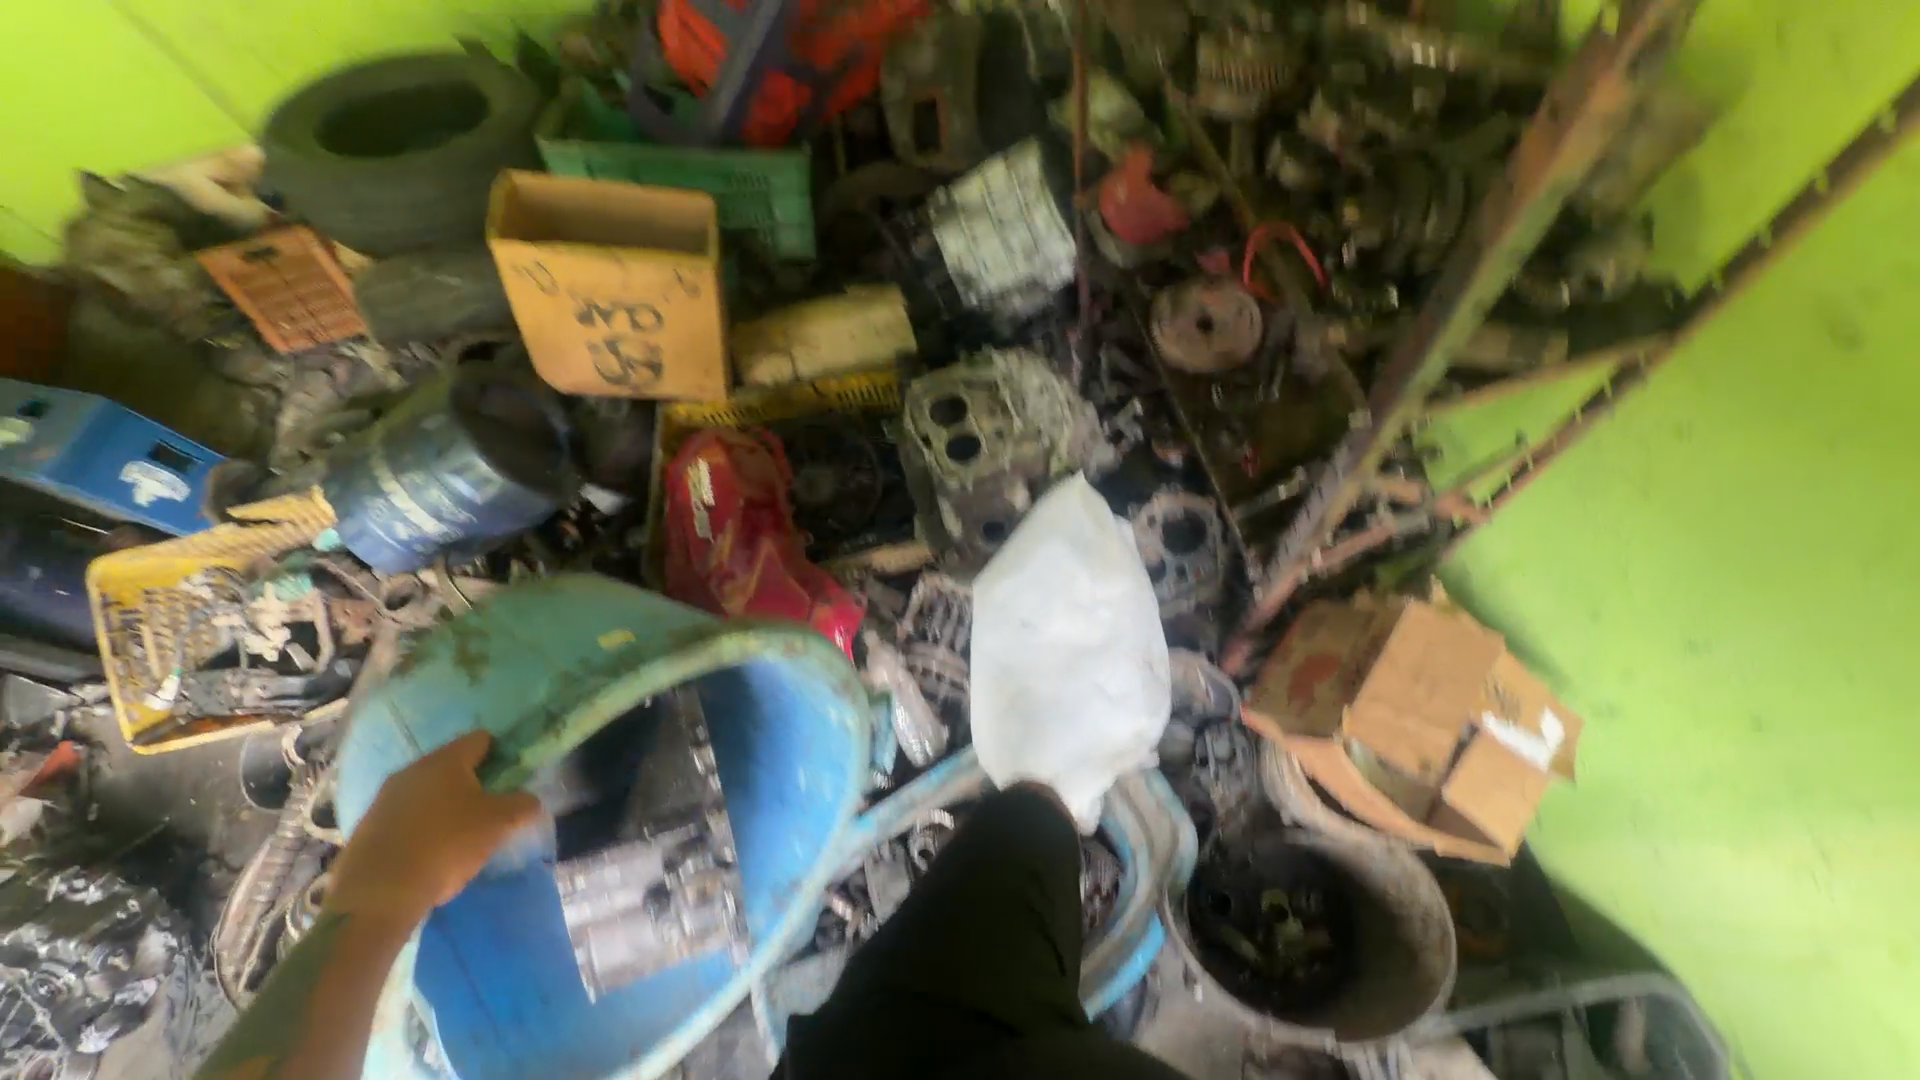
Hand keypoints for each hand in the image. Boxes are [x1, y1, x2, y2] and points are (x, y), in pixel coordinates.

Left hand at [325, 732, 542, 926]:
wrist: (378, 894)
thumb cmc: (448, 844)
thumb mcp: (500, 823)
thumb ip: (522, 804)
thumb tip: (529, 800)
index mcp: (445, 760)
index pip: (481, 739)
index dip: (501, 753)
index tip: (511, 777)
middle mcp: (412, 770)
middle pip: (451, 766)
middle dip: (472, 782)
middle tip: (489, 808)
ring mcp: (384, 799)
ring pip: (426, 792)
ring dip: (445, 805)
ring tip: (460, 834)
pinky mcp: (367, 827)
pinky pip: (405, 816)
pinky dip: (421, 827)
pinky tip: (430, 852)